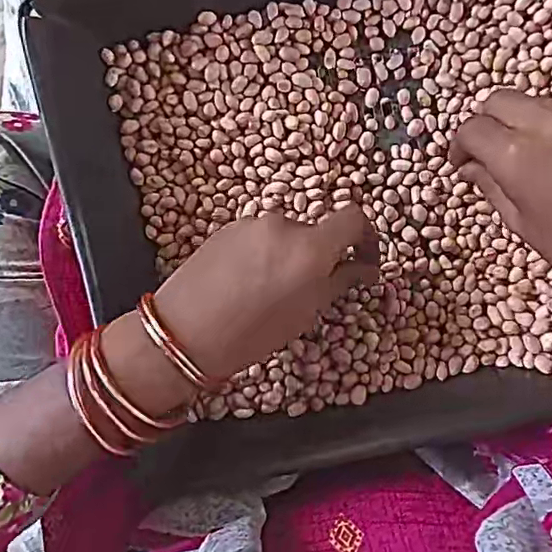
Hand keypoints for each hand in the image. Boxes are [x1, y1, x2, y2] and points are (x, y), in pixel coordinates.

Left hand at [148, 206, 379, 384]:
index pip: (354, 219)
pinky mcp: (228, 228)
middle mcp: (284, 224)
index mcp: (311, 248)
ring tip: (271, 291)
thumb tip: (364, 268)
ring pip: (286, 236)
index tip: (364, 258)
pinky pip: (260, 237)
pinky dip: (264, 254)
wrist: (184, 332)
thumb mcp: (306, 312)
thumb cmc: (253, 333)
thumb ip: (340, 281)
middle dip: (320, 256)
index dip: (367, 237)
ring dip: (290, 256)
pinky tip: (247, 283)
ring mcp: (253, 223)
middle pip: (317, 232)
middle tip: (310, 288)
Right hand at [449, 90, 551, 294]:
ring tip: (523, 154)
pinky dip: (548, 124)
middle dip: (485, 123)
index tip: (462, 163)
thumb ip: (491, 185)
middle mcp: (546, 126)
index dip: (460, 145)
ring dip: (517, 120)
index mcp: (517, 156)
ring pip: (532, 101)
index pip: (472, 129)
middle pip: (498, 100)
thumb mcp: (522, 223)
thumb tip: (472, 166)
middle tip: (487, 152)